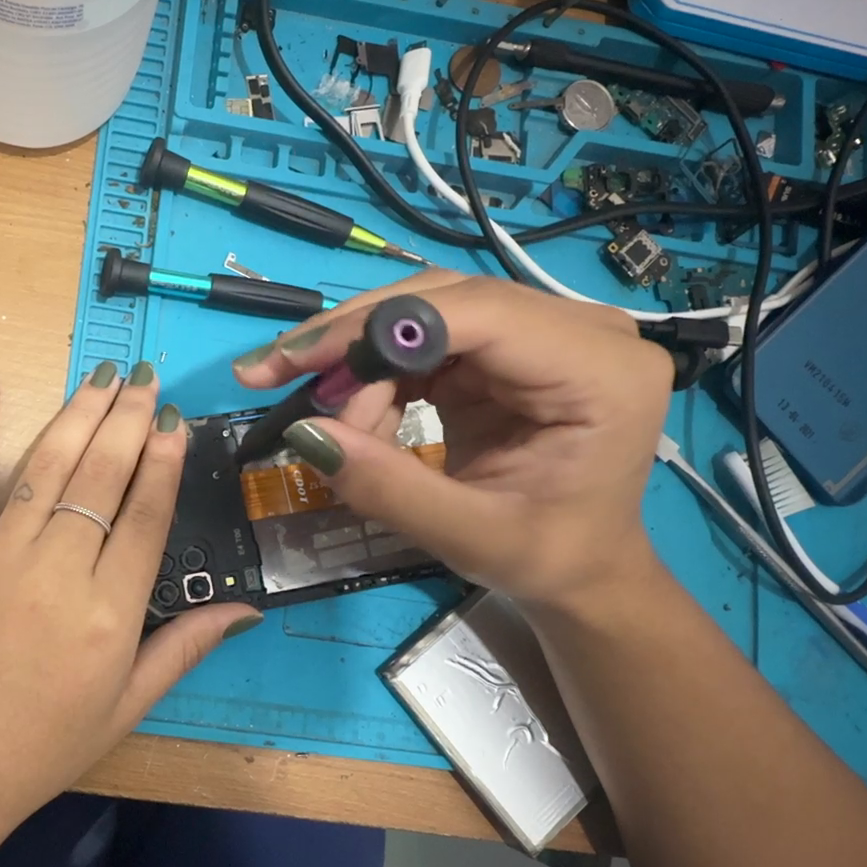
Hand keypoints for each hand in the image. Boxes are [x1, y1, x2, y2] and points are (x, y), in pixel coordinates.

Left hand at [0, 363, 259, 866]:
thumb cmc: (48, 743)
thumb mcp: (129, 705)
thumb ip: (185, 647)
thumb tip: (246, 608)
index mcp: (110, 611)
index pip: (146, 514)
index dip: (163, 459)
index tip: (174, 417)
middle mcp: (58, 571)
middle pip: (101, 477)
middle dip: (127, 420)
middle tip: (143, 378)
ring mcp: (0, 555)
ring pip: (47, 467)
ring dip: (77, 414)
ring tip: (100, 375)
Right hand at [233, 272, 670, 606]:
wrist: (580, 567)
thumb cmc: (544, 556)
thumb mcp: (466, 535)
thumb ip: (389, 487)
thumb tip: (305, 433)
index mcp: (598, 371)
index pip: (475, 314)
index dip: (375, 328)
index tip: (292, 361)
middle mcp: (579, 332)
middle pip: (442, 299)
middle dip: (349, 337)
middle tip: (269, 372)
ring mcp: (540, 334)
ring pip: (422, 312)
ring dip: (353, 356)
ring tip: (315, 410)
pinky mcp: (504, 350)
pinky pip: (420, 340)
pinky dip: (372, 373)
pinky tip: (355, 415)